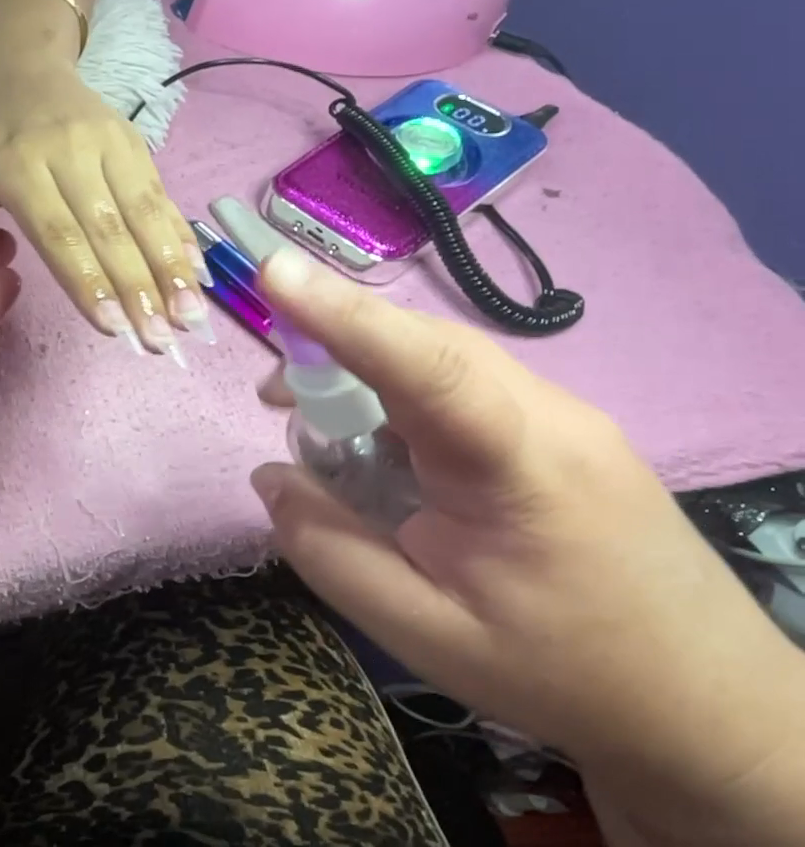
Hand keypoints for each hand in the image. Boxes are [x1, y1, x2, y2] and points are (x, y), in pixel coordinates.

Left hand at [0, 55, 210, 364]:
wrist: (23, 62)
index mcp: (20, 164)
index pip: (58, 233)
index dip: (86, 280)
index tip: (111, 327)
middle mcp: (71, 154)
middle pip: (109, 230)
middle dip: (138, 288)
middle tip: (161, 340)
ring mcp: (109, 144)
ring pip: (144, 212)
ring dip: (171, 266)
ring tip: (190, 317)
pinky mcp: (134, 140)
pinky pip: (160, 192)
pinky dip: (180, 233)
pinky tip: (198, 272)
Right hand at [251, 248, 804, 844]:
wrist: (711, 709)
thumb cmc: (562, 672)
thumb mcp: (421, 630)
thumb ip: (328, 549)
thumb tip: (270, 476)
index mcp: (520, 465)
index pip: (423, 366)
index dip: (342, 314)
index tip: (272, 271)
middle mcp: (551, 417)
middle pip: (426, 346)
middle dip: (337, 343)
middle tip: (271, 395)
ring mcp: (564, 420)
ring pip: (441, 361)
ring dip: (366, 371)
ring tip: (311, 420)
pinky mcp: (560, 434)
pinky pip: (461, 387)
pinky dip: (398, 395)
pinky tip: (378, 444)